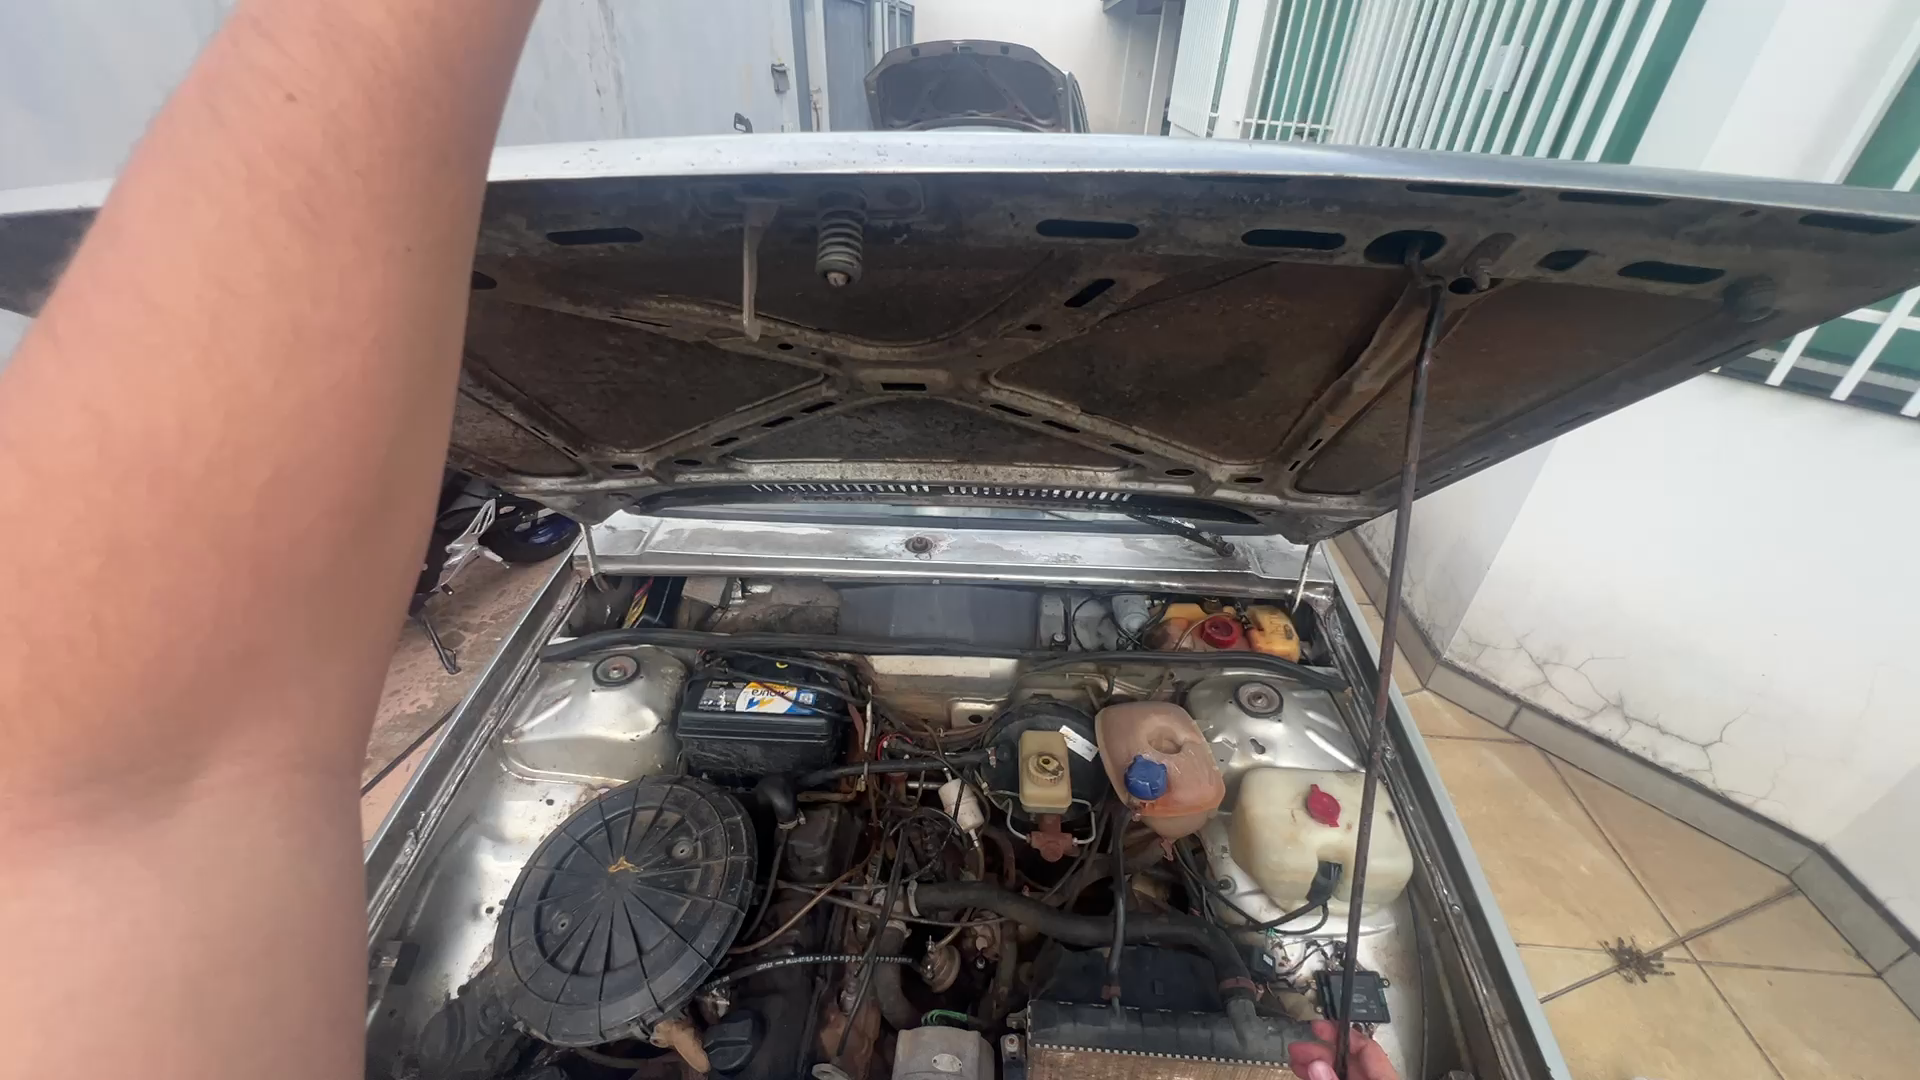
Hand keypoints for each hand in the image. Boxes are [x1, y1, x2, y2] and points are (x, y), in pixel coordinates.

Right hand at [1287, 1020, 1398, 1079]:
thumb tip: (1316, 1063)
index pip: (1367, 1046)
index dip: (1340, 1032)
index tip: (1318, 1025)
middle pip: (1351, 1058)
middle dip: (1320, 1050)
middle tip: (1299, 1047)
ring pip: (1344, 1072)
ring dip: (1318, 1064)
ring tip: (1297, 1062)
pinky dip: (1324, 1077)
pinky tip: (1309, 1075)